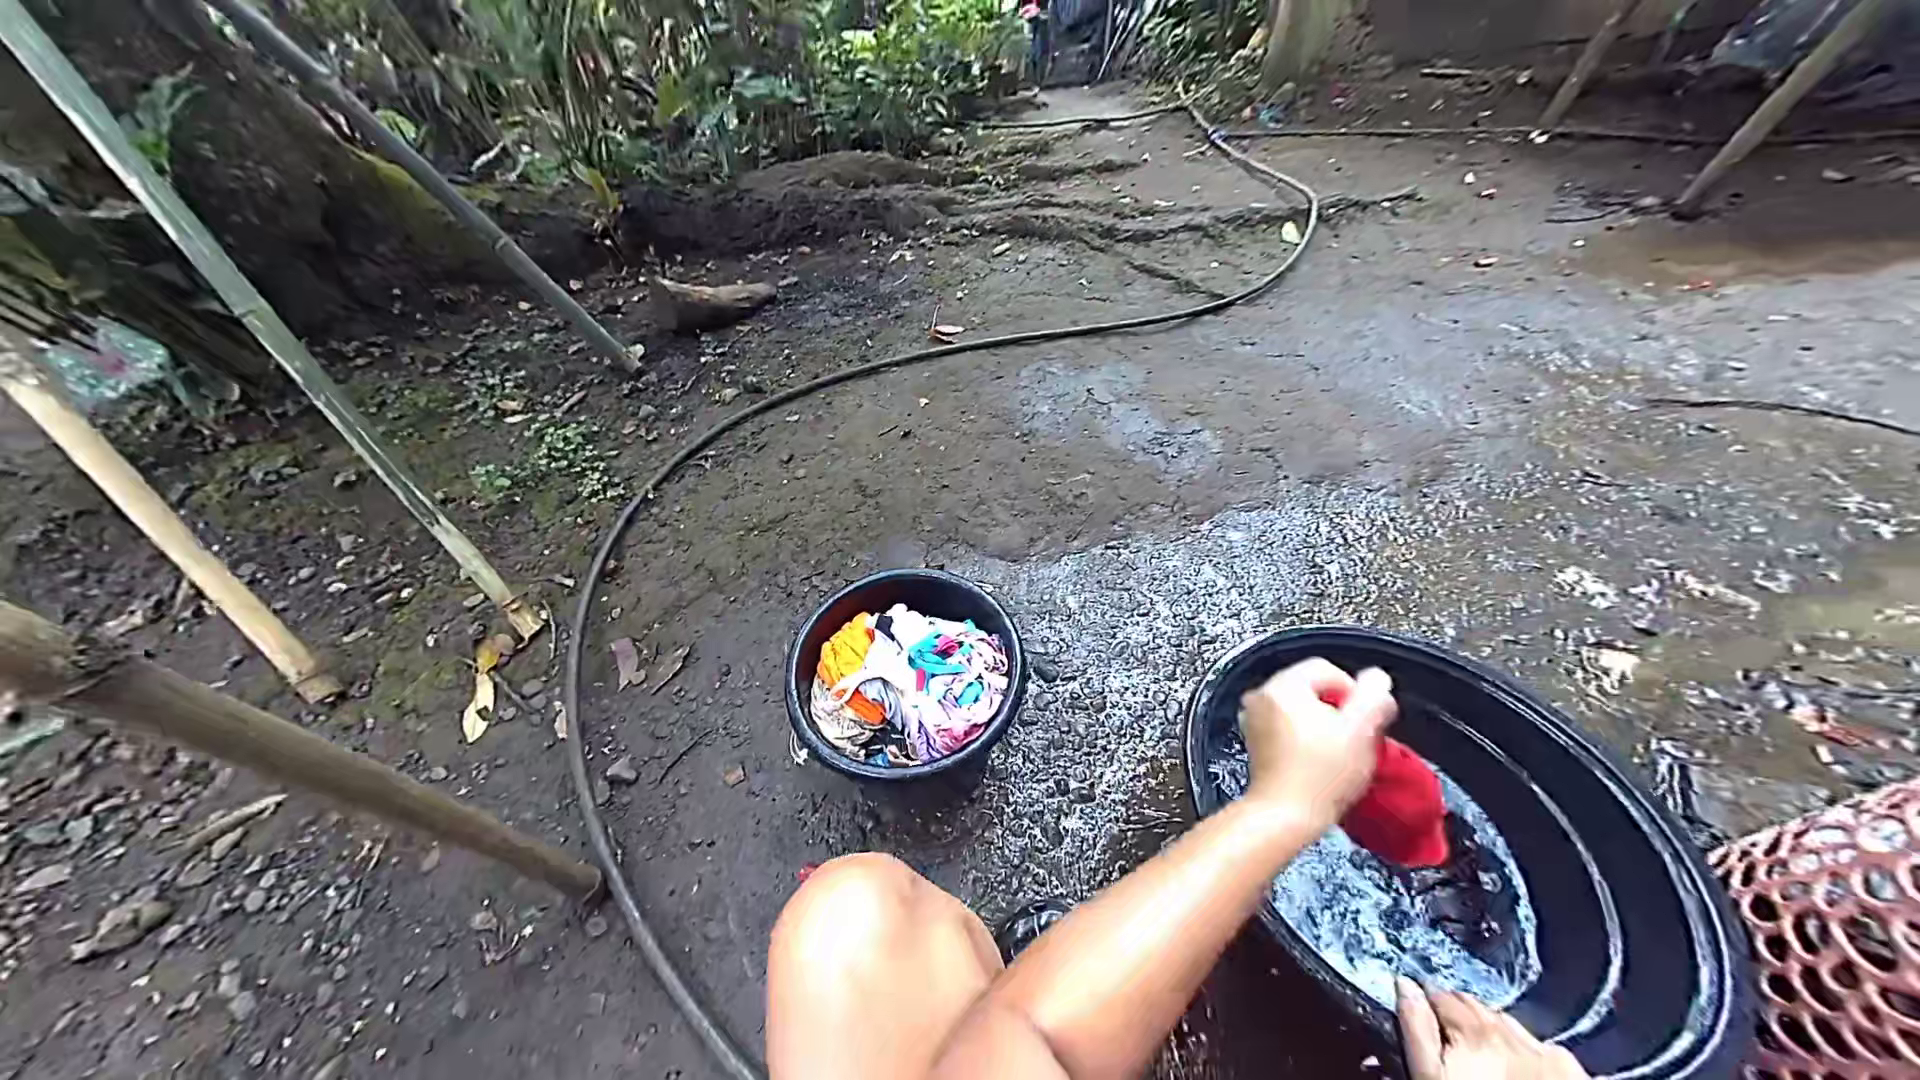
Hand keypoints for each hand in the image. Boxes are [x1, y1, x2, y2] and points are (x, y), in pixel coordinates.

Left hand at [1238, 657, 1396, 828]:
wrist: (1285, 813)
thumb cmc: (1322, 775)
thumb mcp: (1360, 731)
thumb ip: (1373, 698)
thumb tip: (1378, 678)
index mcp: (1283, 686)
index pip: (1326, 668)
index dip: (1353, 691)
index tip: (1364, 719)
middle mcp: (1262, 695)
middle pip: (1311, 686)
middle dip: (1337, 707)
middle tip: (1354, 736)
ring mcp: (1253, 716)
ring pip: (1299, 705)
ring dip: (1322, 722)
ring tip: (1336, 750)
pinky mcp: (1254, 736)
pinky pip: (1286, 722)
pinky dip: (1304, 734)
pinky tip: (1317, 757)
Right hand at [1397, 978, 1588, 1079]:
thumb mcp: (1428, 1077)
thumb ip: (1415, 1027)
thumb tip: (1404, 984)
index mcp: (1472, 1033)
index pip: (1440, 995)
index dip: (1427, 1000)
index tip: (1422, 1010)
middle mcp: (1511, 1036)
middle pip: (1476, 1005)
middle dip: (1459, 1011)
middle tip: (1449, 1034)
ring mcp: (1549, 1057)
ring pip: (1509, 1023)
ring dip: (1491, 1028)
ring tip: (1483, 1053)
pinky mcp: (1577, 1078)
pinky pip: (1547, 1048)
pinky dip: (1529, 1049)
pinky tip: (1524, 1069)